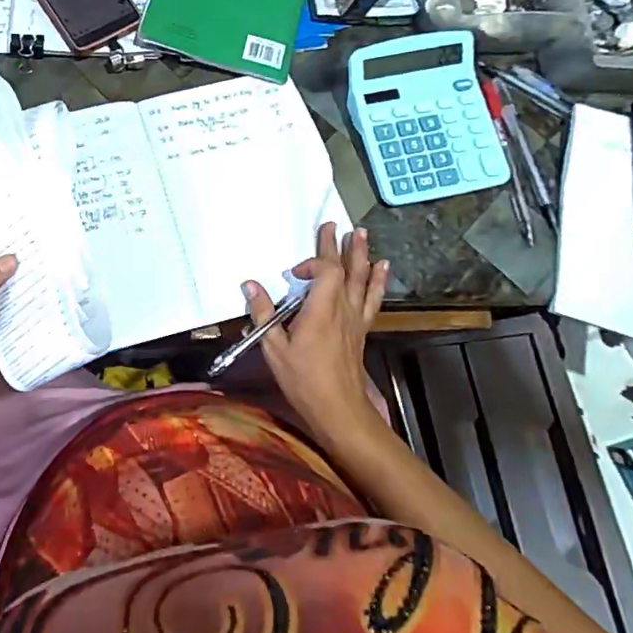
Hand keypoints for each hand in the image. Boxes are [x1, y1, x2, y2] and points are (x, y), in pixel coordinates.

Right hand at [243, 223, 389, 450]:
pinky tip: (382, 267)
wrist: (338, 408)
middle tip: (335, 224)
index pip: (325, 271)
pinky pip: (373, 298)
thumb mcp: (274, 349)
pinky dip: (378, 280)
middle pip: (345, 268)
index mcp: (321, 310)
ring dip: (361, 254)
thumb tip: (250, 284)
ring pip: (362, 279)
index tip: (296, 272)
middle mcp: (343, 308)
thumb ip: (263, 314)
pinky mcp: (361, 328)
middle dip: (339, 245)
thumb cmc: (304, 380)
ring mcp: (355, 317)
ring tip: (362, 233)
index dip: (313, 262)